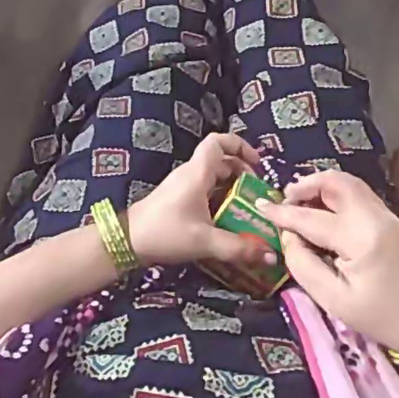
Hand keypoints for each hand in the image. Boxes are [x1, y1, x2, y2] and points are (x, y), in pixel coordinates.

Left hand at [126, 133, 278, 268]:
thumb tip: (271, 256)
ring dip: (232, 189)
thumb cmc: (165, 233)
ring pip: (213, 178)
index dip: (240, 145)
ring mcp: (182, 186)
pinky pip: (205, 191)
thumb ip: (238, 248)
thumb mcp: (205, 241)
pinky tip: (228, 220)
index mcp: (197, 173)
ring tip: (247, 209)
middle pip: (221, 161)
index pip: (218, 141)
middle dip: (242, 174)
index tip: (257, 164)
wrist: (127, 241)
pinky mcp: (178, 200)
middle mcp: (190, 174)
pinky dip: (219, 199)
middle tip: (257, 194)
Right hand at [258, 171, 398, 353]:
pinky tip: (322, 211)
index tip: (260, 207)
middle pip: (336, 182)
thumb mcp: (334, 300)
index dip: (282, 213)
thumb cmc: (383, 318)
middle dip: (305, 185)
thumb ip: (304, 264)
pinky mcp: (391, 221)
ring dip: (320, 187)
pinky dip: (336, 194)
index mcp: (360, 238)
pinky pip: (359, 194)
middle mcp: (374, 218)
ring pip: (349, 184)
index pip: (311, 217)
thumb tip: (289, 237)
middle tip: (284, 201)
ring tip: (299, 203)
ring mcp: (386, 216)